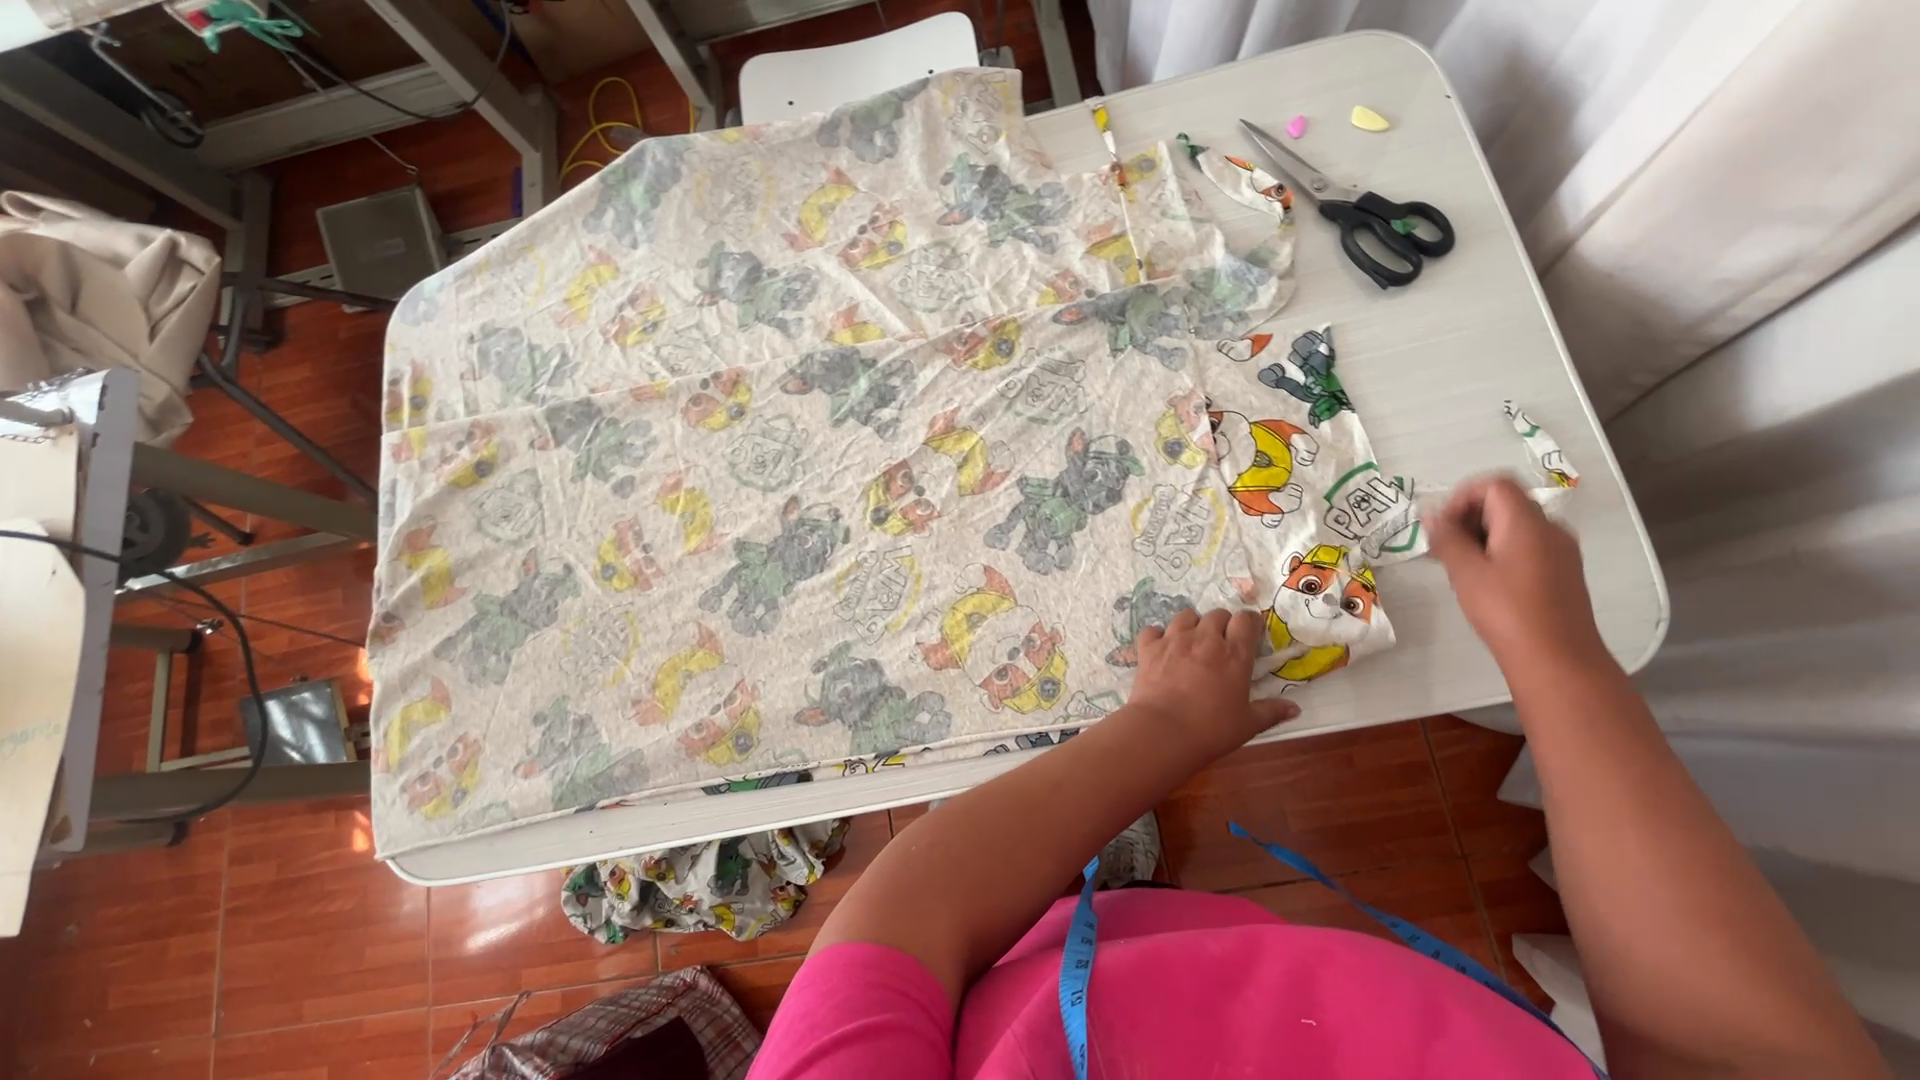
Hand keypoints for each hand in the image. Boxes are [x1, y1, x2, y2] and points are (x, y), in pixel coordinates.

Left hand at [1131, 609, 1299, 753]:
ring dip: (1192, 624)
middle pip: (1217, 614)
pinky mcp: (1149, 648)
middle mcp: (1205, 639)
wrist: (1163, 731)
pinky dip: (1157, 636)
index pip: (1246, 620)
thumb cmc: (1211, 729)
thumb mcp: (1248, 724)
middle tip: (1221, 643)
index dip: (1249, 623)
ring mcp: (1174, 640)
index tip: (1250, 633)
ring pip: (1186, 615)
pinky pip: (1153, 630)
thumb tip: (1295, 708)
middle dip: (1222, 624)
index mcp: (1234, 654)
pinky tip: (1160, 649)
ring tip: (1192, 642)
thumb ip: (1271, 712)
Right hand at [1426, 474, 1607, 667]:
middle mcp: (1550, 529)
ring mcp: (1561, 551)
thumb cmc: (1507, 611)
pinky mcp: (1562, 572)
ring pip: (1515, 526)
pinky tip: (1484, 581)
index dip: (1462, 496)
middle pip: (1506, 503)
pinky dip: (1500, 551)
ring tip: (1458, 567)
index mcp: (1527, 522)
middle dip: (1468, 517)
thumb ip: (1447, 539)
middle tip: (1443, 547)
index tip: (1441, 526)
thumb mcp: (1466, 572)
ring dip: (1481, 536)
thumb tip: (1432, 516)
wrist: (1557, 658)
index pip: (1494, 485)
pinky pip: (1527, 546)